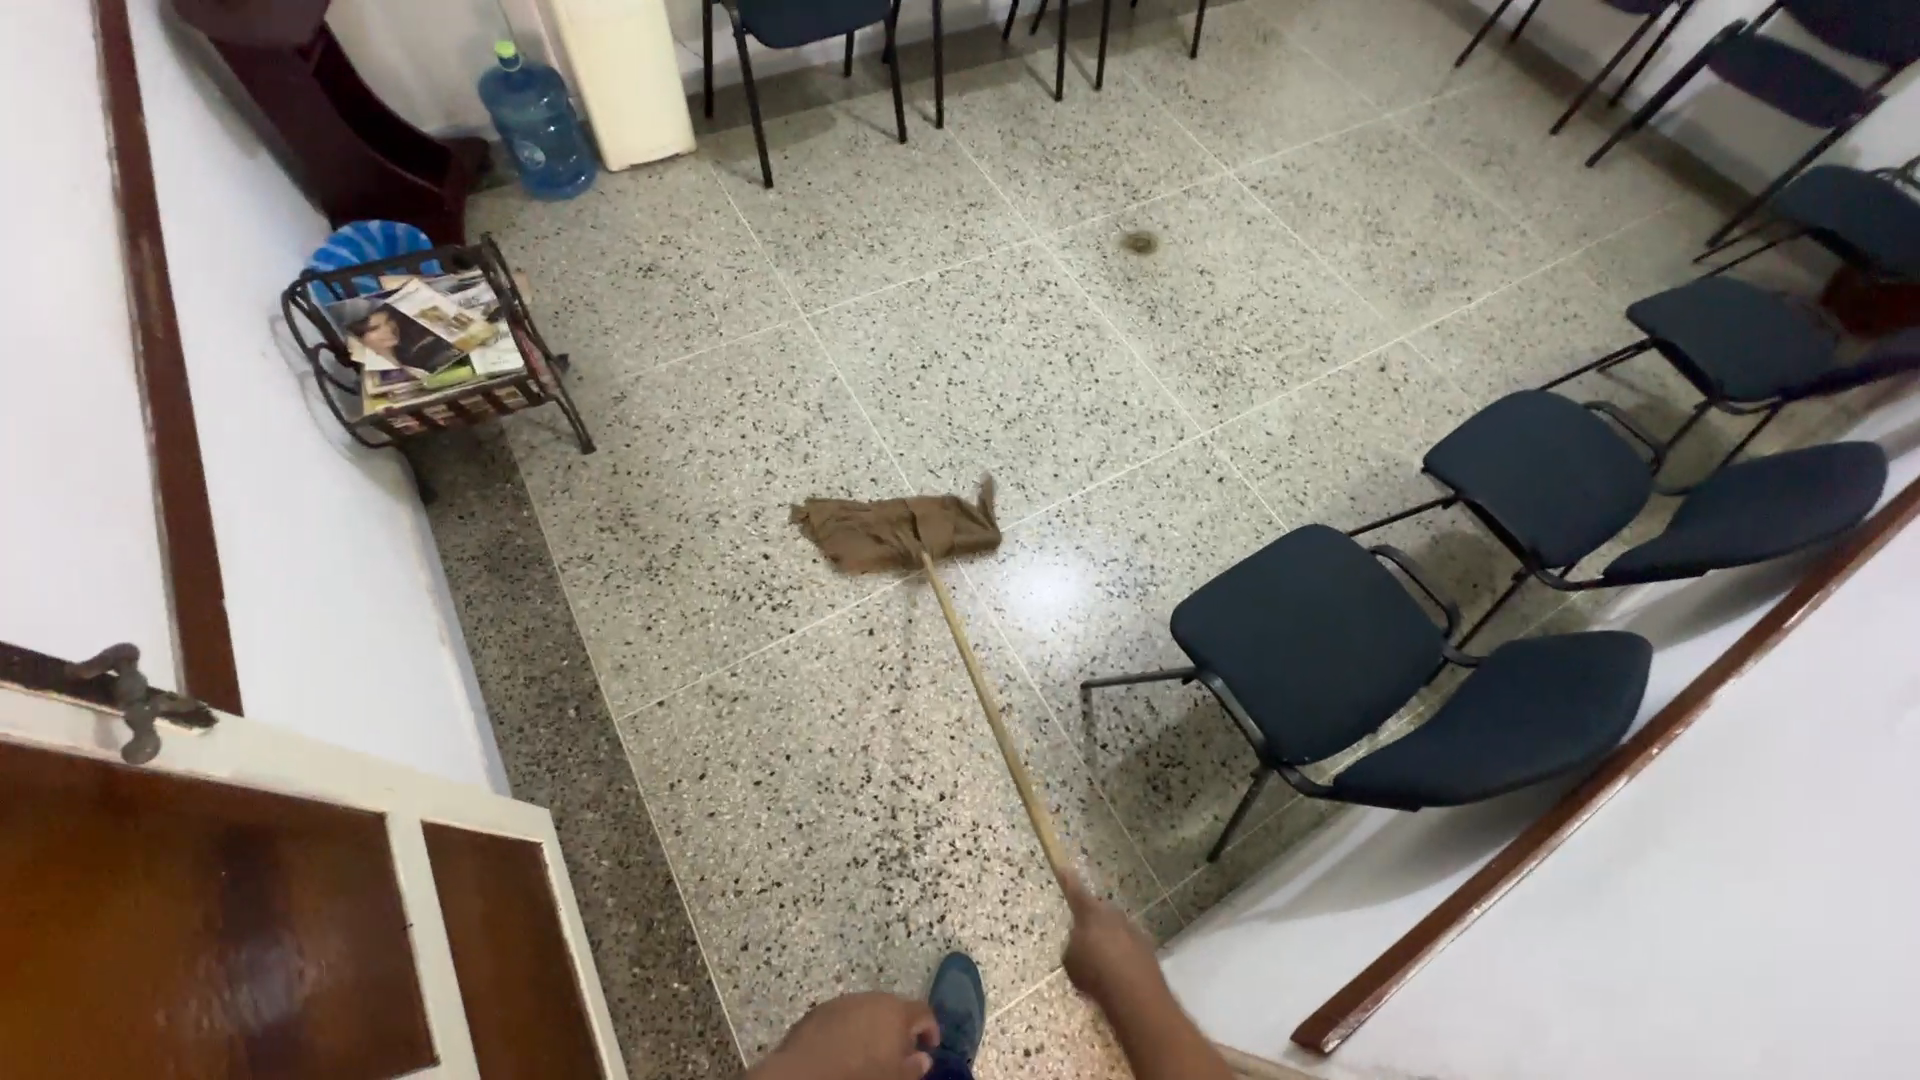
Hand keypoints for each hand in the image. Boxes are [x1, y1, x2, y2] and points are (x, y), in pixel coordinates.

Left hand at [750, 992, 938, 1079]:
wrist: (805, 1074)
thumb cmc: (860, 1076)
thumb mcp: (894, 1079)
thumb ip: (912, 1069)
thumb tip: (922, 1059)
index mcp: (896, 1012)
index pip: (923, 1011)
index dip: (930, 1029)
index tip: (930, 1048)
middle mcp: (873, 998)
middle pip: (895, 1008)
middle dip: (899, 1029)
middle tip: (899, 1054)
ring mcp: (845, 1001)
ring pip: (868, 1010)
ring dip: (873, 1028)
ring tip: (870, 1053)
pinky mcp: (821, 1010)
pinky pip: (844, 1017)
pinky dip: (850, 1030)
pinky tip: (843, 1051)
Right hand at [1060, 871, 1166, 1007]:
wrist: (1135, 994)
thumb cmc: (1095, 974)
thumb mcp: (1071, 961)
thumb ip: (1073, 946)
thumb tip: (1080, 944)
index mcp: (1089, 913)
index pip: (1075, 891)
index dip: (1068, 879)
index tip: (1064, 866)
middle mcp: (1112, 914)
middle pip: (1099, 911)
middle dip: (1093, 923)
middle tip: (1086, 943)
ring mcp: (1132, 928)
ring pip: (1116, 928)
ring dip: (1110, 940)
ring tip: (1104, 966)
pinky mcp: (1147, 946)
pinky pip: (1130, 945)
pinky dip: (1125, 955)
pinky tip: (1121, 975)